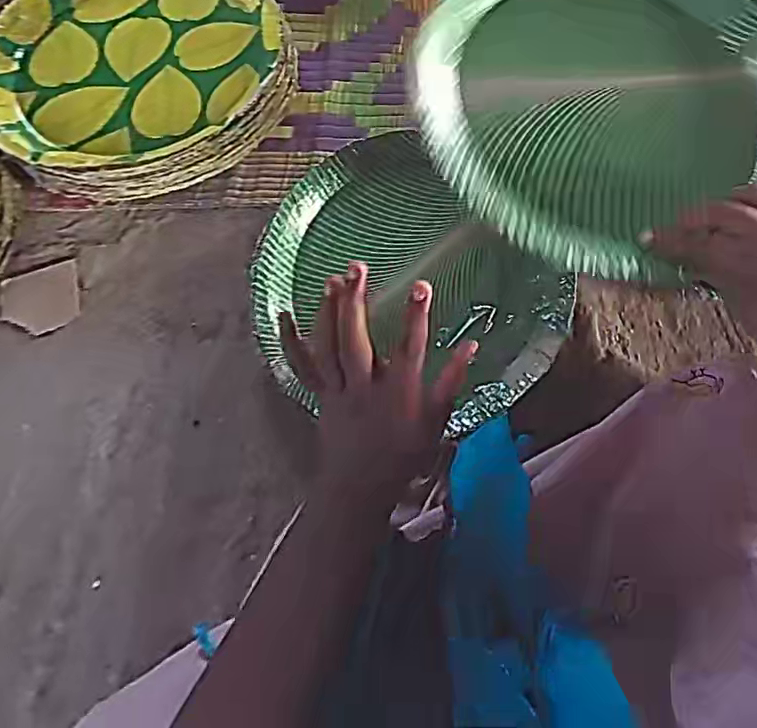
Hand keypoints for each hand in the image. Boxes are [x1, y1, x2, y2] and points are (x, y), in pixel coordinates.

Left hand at [278, 262, 477, 507]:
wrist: (360, 488)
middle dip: (356, 302)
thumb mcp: (436, 420)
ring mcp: (339, 389)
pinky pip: (303, 366)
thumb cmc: (403, 454)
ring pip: (328, 347)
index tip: (422, 285)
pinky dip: (291, 341)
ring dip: (328, 312)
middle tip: (357, 268)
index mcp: (400, 391)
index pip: (411, 346)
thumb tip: (471, 345)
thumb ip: (452, 380)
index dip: (417, 315)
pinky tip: (285, 315)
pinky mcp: (320, 395)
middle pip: (357, 339)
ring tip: (332, 280)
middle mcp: (366, 386)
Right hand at [646, 184, 756, 360]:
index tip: (649, 239)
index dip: (672, 240)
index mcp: (756, 256)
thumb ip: (715, 272)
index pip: (702, 241)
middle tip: (677, 225)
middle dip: (696, 216)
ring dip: (734, 197)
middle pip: (727, 211)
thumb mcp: (739, 302)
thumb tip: (689, 257)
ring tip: (719, 207)